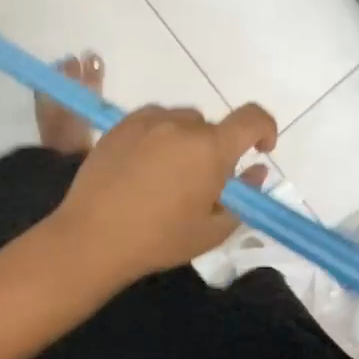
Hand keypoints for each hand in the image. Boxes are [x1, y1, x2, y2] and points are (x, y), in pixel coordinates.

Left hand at [49, 103, 277, 282]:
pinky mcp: (119, 126)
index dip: (265, 129)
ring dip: (187, 142)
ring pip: (181, 122)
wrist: (93, 238)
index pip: (252, 119)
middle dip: (217, 150)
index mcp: (210, 149)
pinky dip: (159, 138)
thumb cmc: (159, 240)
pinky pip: (152, 122)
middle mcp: (180, 125)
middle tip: (204, 184)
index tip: (261, 150)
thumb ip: (243, 198)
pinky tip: (145, 169)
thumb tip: (255, 172)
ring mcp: (146, 121)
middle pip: (212, 126)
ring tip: (170, 177)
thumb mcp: (212, 230)